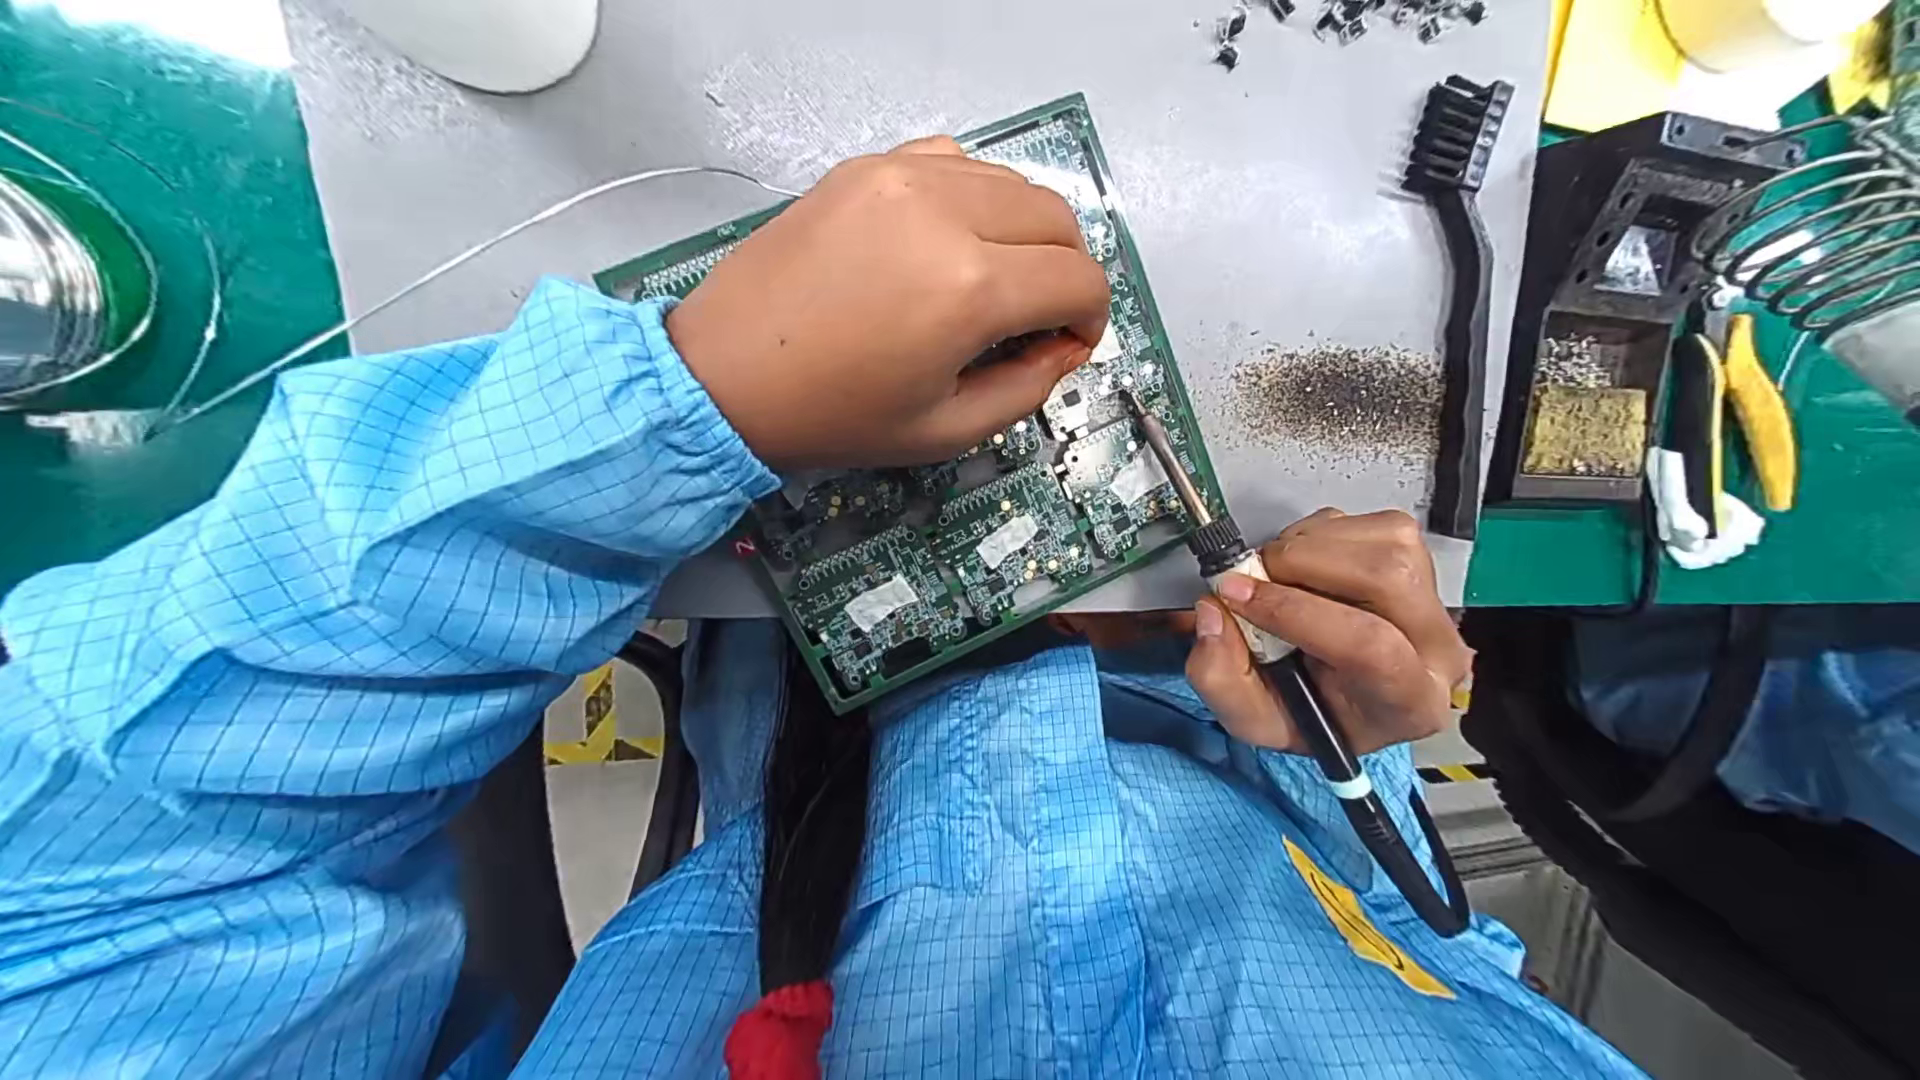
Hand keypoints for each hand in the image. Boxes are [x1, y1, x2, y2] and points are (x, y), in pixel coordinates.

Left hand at [666, 136, 1110, 469]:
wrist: (727, 378)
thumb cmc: (833, 416)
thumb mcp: (947, 431)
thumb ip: (1027, 389)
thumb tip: (1060, 349)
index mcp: (968, 289)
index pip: (1078, 281)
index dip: (1091, 319)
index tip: (1066, 346)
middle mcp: (944, 213)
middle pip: (1057, 219)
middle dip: (1067, 274)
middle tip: (1038, 321)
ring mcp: (901, 177)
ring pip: (1013, 183)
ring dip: (1027, 236)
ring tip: (997, 287)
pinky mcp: (867, 168)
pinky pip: (956, 164)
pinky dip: (978, 202)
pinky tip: (955, 245)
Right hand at [1185, 509, 1472, 754]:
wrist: (1332, 690)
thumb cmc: (1302, 709)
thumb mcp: (1249, 716)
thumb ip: (1218, 676)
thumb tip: (1213, 612)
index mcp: (1405, 701)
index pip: (1370, 645)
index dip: (1294, 611)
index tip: (1235, 595)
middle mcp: (1436, 648)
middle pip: (1385, 577)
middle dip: (1298, 565)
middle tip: (1250, 577)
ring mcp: (1433, 600)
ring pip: (1386, 542)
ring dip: (1308, 545)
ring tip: (1274, 573)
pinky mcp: (1419, 561)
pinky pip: (1378, 525)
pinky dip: (1321, 533)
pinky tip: (1301, 562)